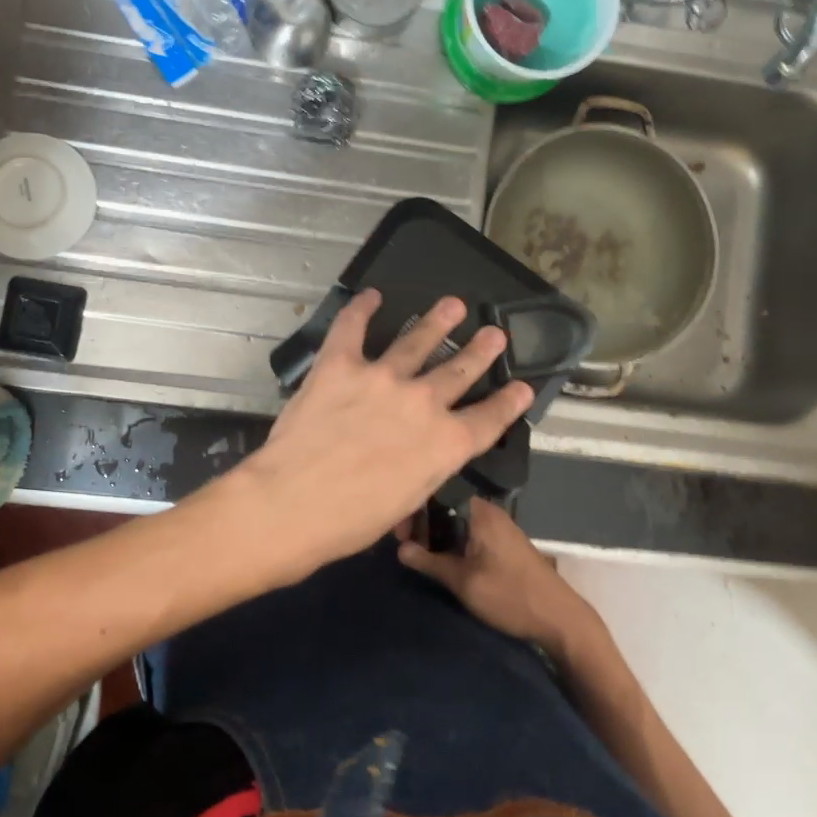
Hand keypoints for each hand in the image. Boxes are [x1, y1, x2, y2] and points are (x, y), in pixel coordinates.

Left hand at [240, 290, 534, 573]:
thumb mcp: (405, 503)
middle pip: (460, 371)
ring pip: (417, 341)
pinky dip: (362, 309)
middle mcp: (423, 403)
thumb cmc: (350, 521)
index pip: (489, 420)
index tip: (522, 387)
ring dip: (437, 321)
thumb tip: (415, 459)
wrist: (295, 503)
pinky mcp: (340, 364)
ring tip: (452, 305)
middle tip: (494, 334)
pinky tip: (371, 296)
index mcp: (446, 445)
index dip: (509, 403)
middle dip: (480, 351)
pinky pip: (353, 328)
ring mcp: (382, 378)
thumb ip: (420, 470)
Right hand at [398, 497, 598, 654]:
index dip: (414, 509)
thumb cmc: (510, 596)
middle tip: (404, 545)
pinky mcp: (504, 543)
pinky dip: (452, 541)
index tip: (398, 532)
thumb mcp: (464, 582)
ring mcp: (499, 527)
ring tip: (419, 553)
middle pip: (446, 506)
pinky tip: (443, 559)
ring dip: (437, 534)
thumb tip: (399, 549)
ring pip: (457, 520)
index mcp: (479, 512)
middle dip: (423, 523)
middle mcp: (489, 512)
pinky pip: (469, 532)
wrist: (560, 619)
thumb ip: (429, 562)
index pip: (437, 494)